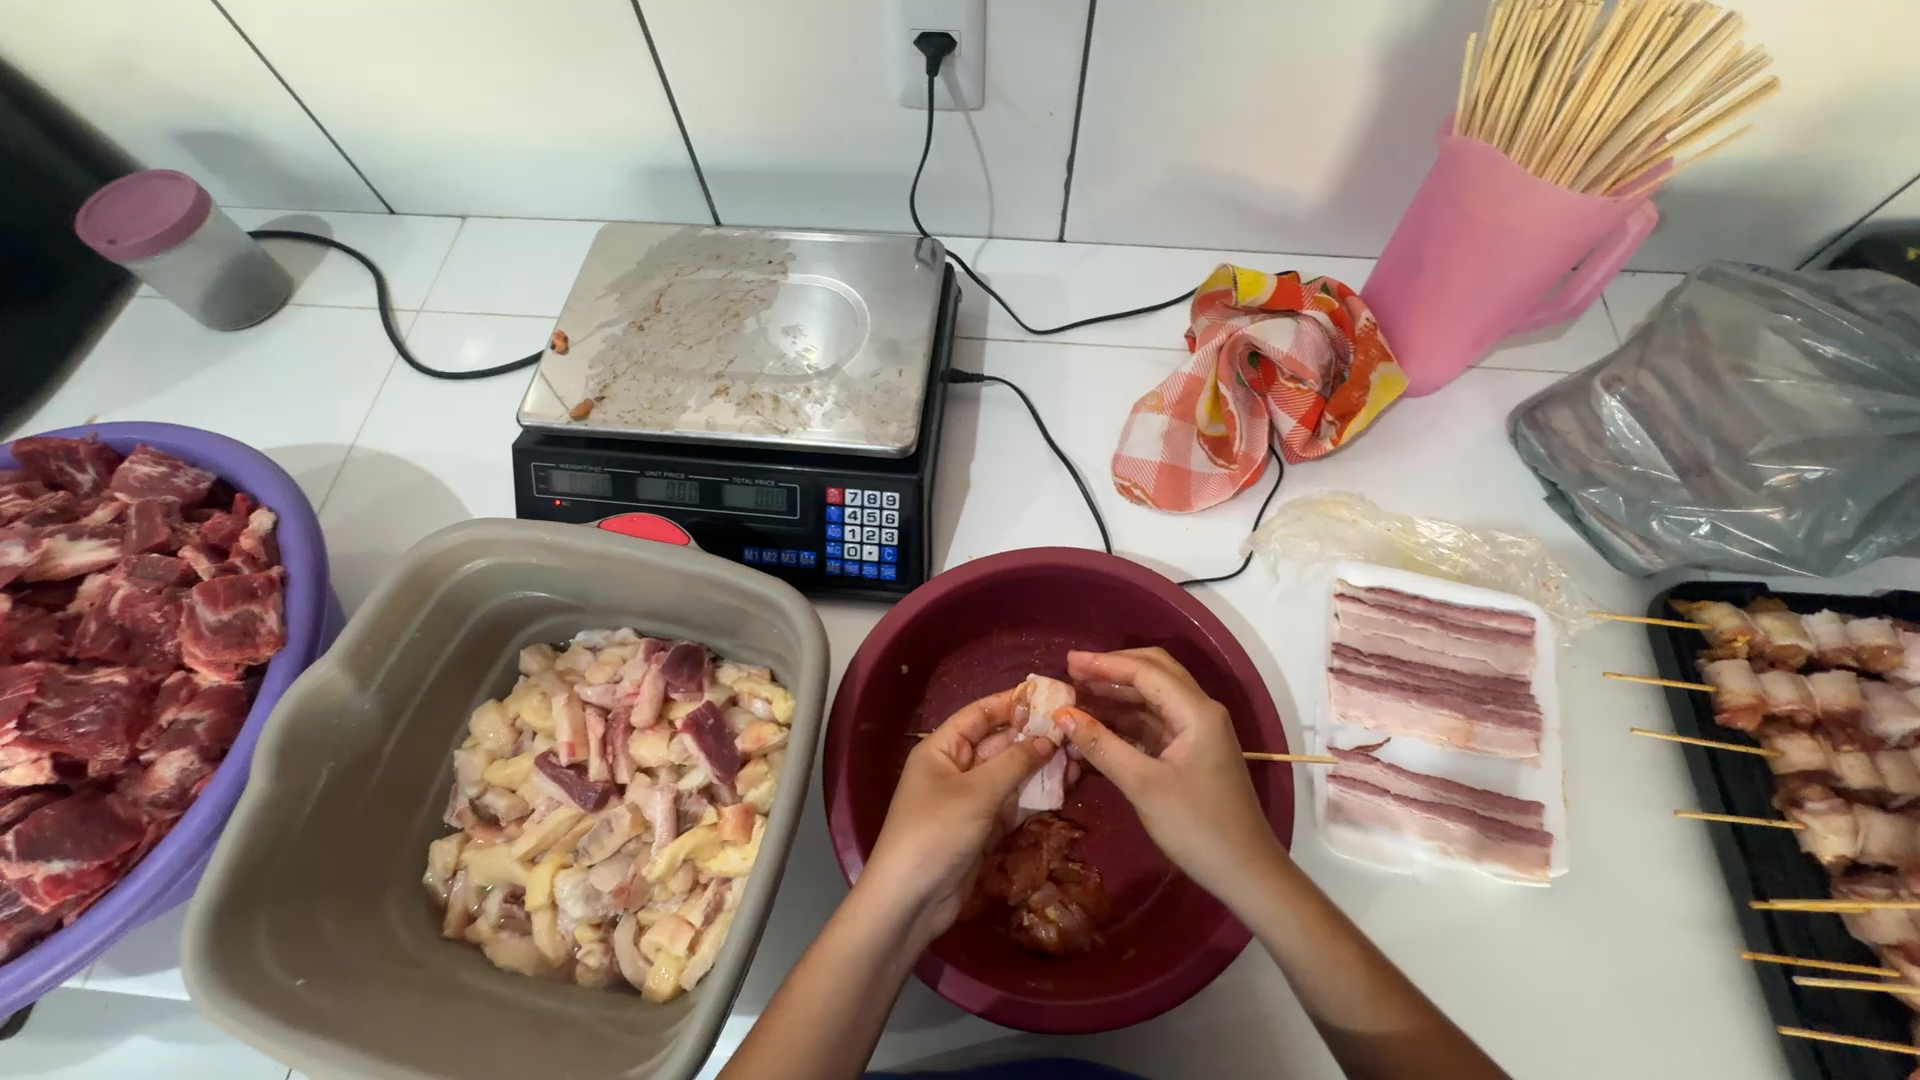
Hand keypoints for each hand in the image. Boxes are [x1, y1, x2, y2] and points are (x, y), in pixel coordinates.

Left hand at [859, 689, 1054, 943]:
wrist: (911, 900)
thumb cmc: (937, 831)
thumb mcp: (978, 792)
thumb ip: (1016, 762)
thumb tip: (1049, 738)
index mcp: (941, 748)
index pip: (979, 714)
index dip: (1012, 703)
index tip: (1049, 696)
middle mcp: (955, 768)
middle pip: (999, 743)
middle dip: (1034, 738)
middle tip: (1074, 730)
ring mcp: (969, 800)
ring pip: (1010, 774)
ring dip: (1040, 767)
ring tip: (1078, 758)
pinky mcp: (982, 828)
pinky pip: (1012, 802)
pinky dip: (1035, 796)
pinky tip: (1064, 787)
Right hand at [1060, 648, 1283, 905]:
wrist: (1247, 873)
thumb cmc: (1197, 827)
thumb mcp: (1143, 785)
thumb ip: (1102, 745)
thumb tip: (1063, 715)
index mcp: (1196, 712)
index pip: (1145, 671)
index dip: (1104, 664)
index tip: (1067, 662)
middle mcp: (1200, 712)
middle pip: (1153, 673)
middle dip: (1112, 670)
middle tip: (1072, 673)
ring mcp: (1198, 732)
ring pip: (1153, 698)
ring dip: (1117, 694)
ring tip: (1078, 697)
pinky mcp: (1192, 752)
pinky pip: (1155, 723)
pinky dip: (1126, 720)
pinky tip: (1098, 726)